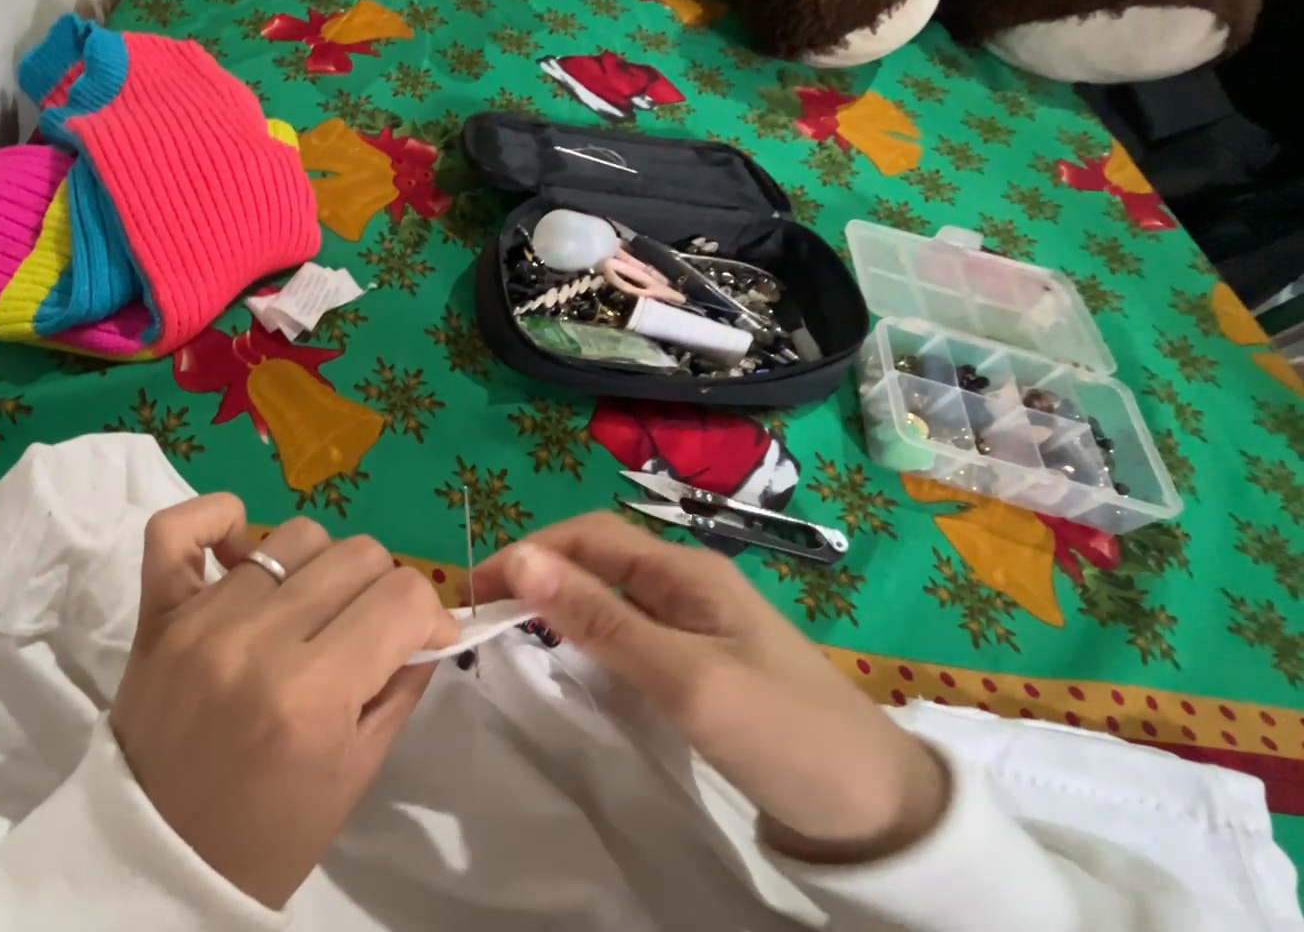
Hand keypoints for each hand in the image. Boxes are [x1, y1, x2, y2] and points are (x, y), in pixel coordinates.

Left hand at [112, 497, 458, 908]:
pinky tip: (242, 547)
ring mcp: (200, 619)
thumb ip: (402, 683)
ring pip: (293, 535)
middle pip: (356, 555)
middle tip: (365, 631)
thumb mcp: (358, 771)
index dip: (427, 613)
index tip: (420, 638)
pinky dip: (218, 520)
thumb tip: (429, 621)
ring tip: (309, 609)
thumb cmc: (270, 831)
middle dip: (381, 589)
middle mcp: (257, 642)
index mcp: (313, 695)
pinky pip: (179, 527)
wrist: (157, 859)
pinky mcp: (157, 611)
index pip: (403, 596)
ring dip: (319, 566)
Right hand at [478, 513, 949, 864]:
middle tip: (483, 612)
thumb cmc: (780, 733)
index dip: (527, 553)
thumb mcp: (684, 677)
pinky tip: (565, 653)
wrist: (873, 810)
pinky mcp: (694, 655)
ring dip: (555, 599)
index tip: (475, 592)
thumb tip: (520, 559)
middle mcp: (684, 582)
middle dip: (535, 571)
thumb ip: (601, 620)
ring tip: (509, 628)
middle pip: (593, 557)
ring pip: (605, 591)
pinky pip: (623, 626)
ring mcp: (691, 620)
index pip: (586, 537)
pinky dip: (582, 630)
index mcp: (684, 571)